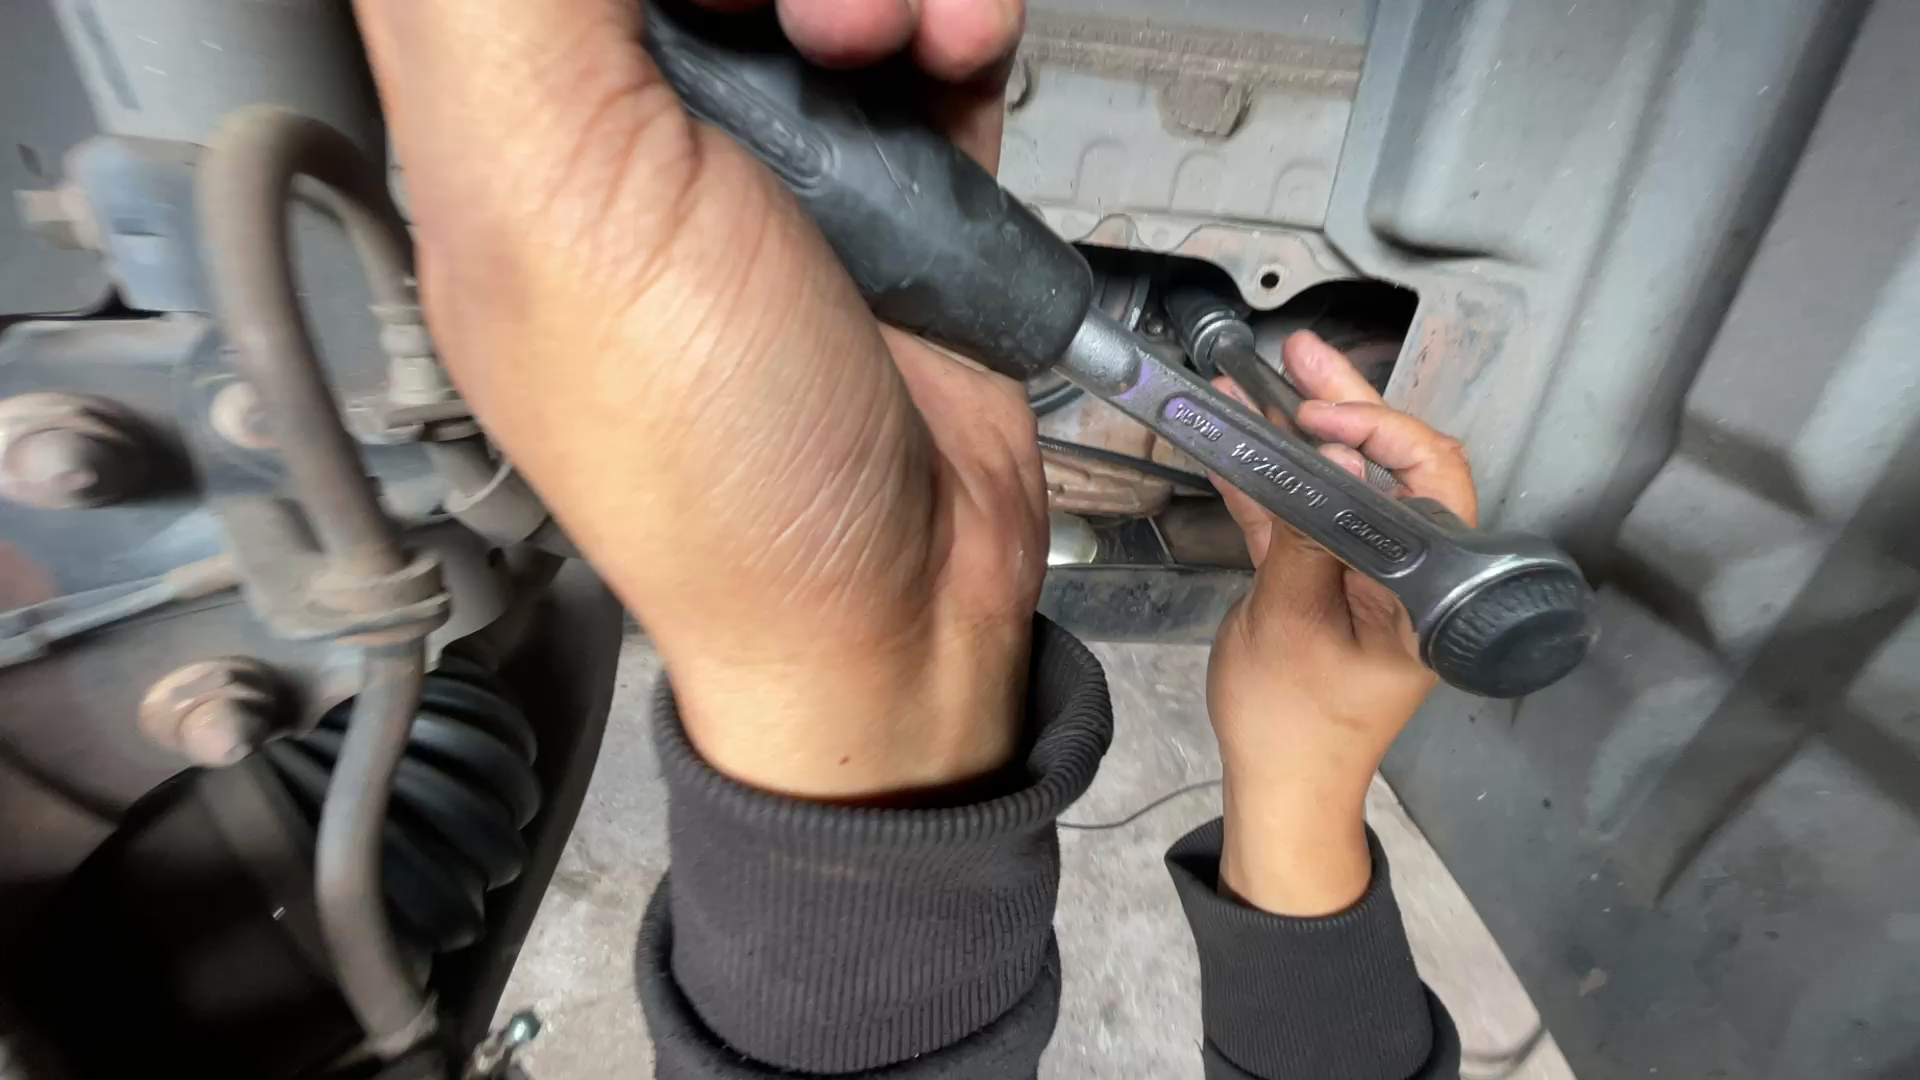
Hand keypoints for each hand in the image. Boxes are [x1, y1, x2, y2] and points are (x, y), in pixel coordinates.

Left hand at [354, 0, 1042, 799]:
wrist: (892, 599)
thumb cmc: (720, 454)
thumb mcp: (559, 215)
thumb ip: (505, 11)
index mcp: (515, 133)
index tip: (707, 5)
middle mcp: (646, 139)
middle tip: (820, 27)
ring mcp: (790, 170)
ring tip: (913, 45)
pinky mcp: (905, 205)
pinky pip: (930, 51)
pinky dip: (961, 19)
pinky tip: (971, 50)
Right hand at [1207, 331, 1476, 915]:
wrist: (1278, 779)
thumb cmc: (1290, 719)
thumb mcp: (1288, 625)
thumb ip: (1303, 542)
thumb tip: (1308, 469)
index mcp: (1428, 586)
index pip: (1428, 484)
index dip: (1379, 434)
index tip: (1317, 415)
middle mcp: (1405, 569)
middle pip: (1385, 469)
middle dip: (1342, 408)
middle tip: (1300, 356)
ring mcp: (1357, 571)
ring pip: (1337, 487)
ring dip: (1296, 437)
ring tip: (1264, 381)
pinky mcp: (1316, 580)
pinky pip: (1296, 520)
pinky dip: (1267, 485)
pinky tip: (1237, 448)